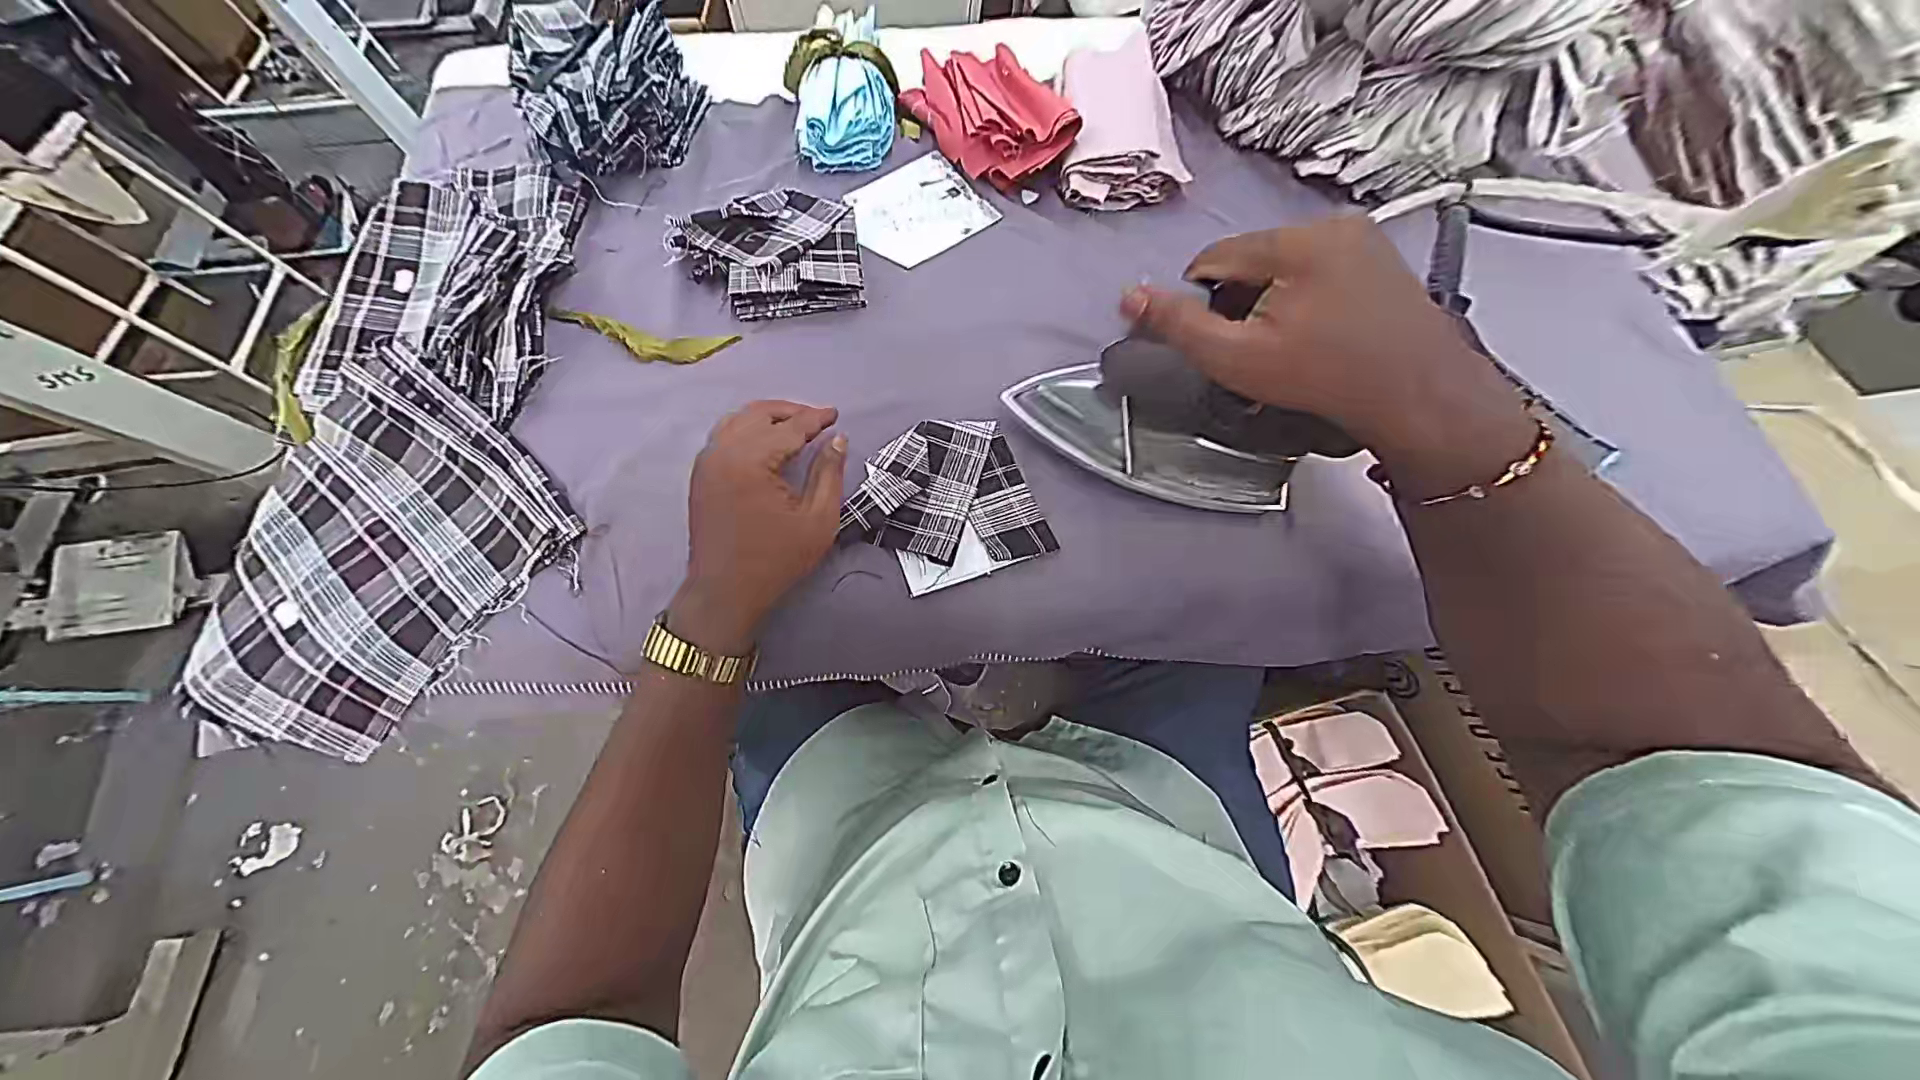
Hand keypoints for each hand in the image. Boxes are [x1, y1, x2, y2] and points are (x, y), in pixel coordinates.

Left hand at [673, 401, 846, 654]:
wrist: (725, 590)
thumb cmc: (776, 559)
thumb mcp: (817, 520)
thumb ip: (829, 473)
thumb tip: (837, 440)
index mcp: (750, 462)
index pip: (789, 428)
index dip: (815, 419)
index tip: (835, 416)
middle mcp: (722, 453)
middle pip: (758, 414)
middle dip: (791, 412)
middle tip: (818, 420)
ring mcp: (706, 462)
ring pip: (737, 420)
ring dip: (768, 417)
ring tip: (795, 426)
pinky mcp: (701, 474)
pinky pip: (724, 435)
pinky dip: (747, 429)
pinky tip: (766, 442)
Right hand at [1120, 215, 1535, 496]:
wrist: (1417, 396)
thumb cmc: (1325, 378)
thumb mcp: (1235, 358)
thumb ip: (1177, 325)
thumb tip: (1131, 297)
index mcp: (1294, 241)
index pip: (1212, 259)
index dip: (1202, 303)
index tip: (1220, 341)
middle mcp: (1331, 226)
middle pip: (1249, 260)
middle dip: (1238, 302)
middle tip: (1254, 349)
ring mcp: (1361, 239)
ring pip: (1281, 266)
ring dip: (1268, 301)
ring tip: (1287, 346)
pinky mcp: (1380, 259)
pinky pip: (1316, 270)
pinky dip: (1302, 298)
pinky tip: (1315, 335)